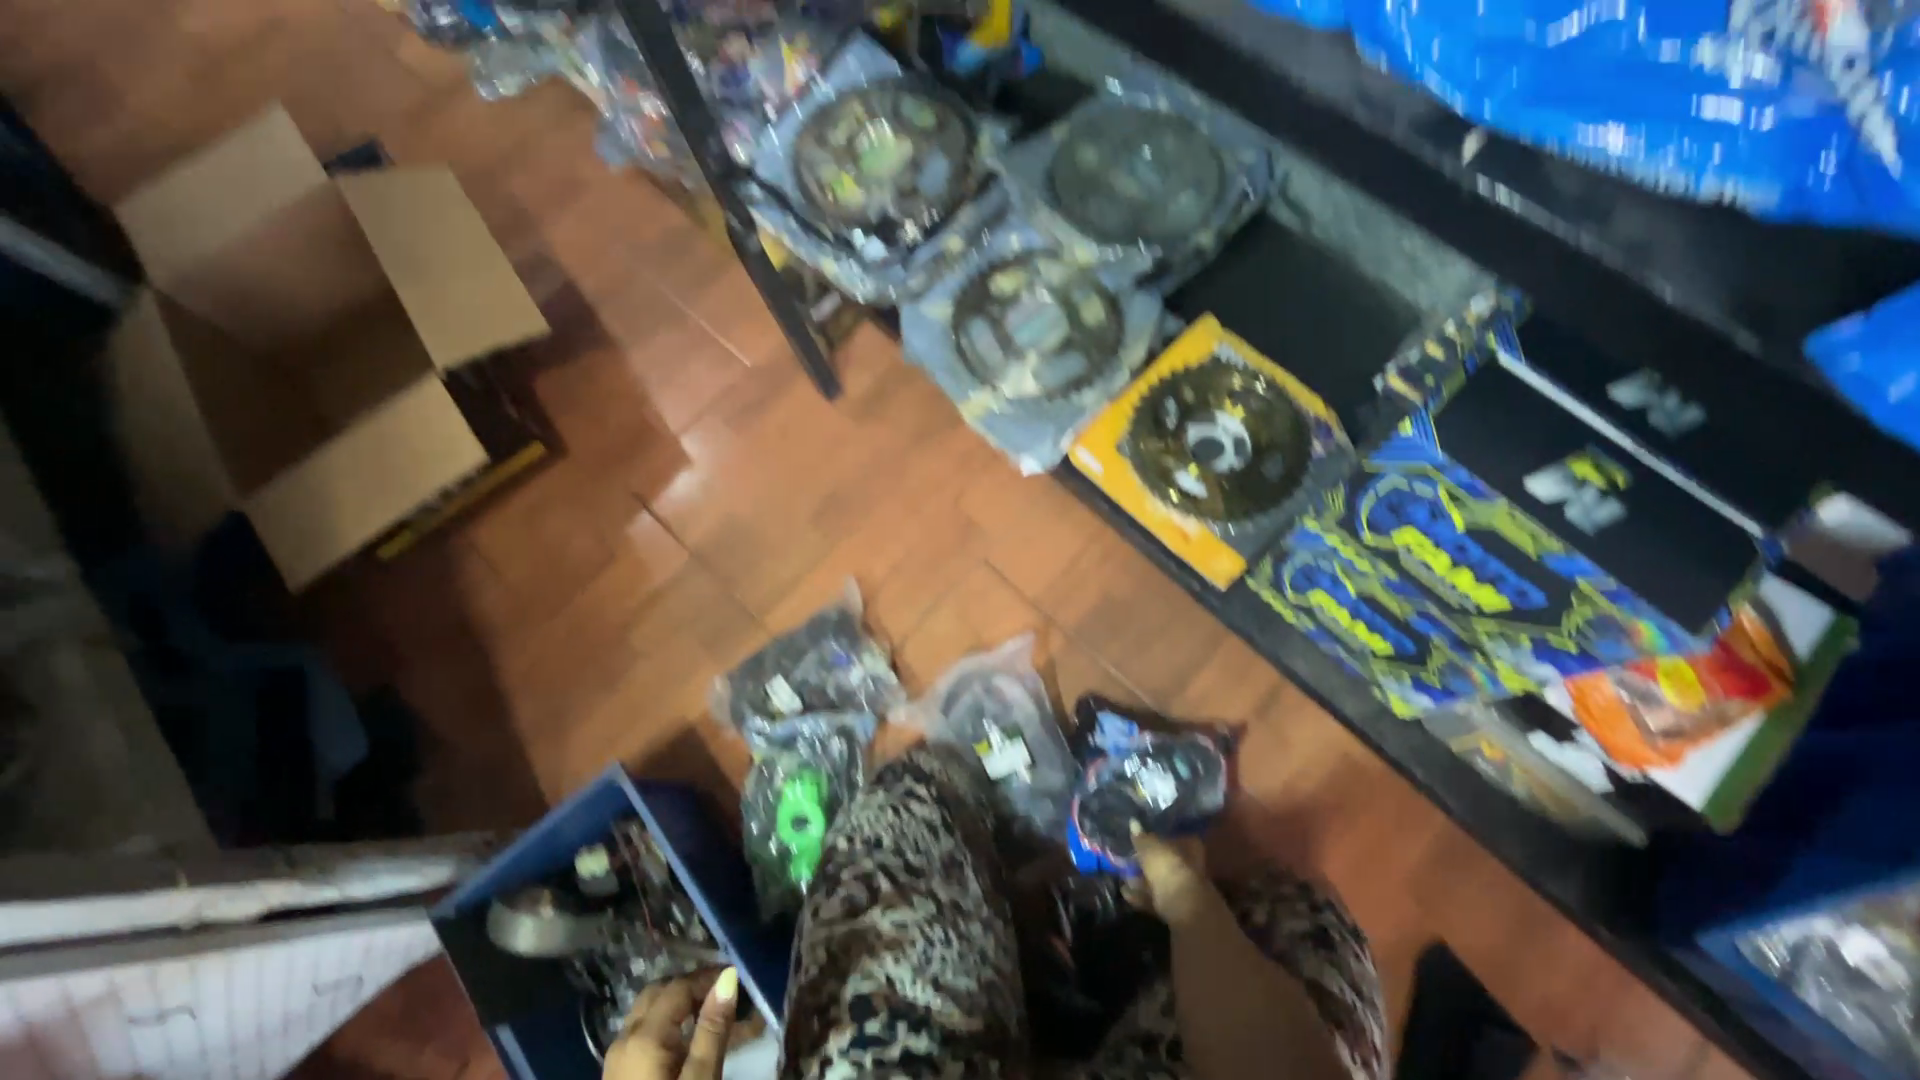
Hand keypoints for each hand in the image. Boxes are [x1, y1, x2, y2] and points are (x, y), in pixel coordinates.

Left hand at [603, 968, 738, 1079]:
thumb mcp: (700, 1077)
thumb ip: (713, 1028)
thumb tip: (729, 976)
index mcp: (645, 1034)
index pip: (679, 986)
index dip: (709, 977)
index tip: (739, 979)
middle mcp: (624, 1036)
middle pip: (659, 992)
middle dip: (692, 986)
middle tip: (725, 994)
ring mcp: (616, 1055)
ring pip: (648, 1011)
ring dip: (678, 1004)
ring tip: (710, 1015)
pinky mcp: (616, 1072)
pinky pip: (641, 1032)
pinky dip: (665, 1024)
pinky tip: (686, 1040)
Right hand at [1129, 823, 1215, 926]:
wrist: (1183, 908)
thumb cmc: (1169, 868)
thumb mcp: (1150, 847)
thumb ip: (1141, 837)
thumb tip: (1133, 822)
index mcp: (1189, 847)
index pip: (1175, 837)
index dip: (1157, 837)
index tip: (1139, 838)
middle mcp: (1190, 866)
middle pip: (1165, 861)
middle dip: (1146, 862)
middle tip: (1127, 859)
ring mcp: (1184, 889)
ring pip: (1159, 881)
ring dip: (1141, 880)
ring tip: (1123, 877)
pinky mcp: (1175, 909)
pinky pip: (1155, 899)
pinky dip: (1141, 896)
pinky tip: (1125, 893)